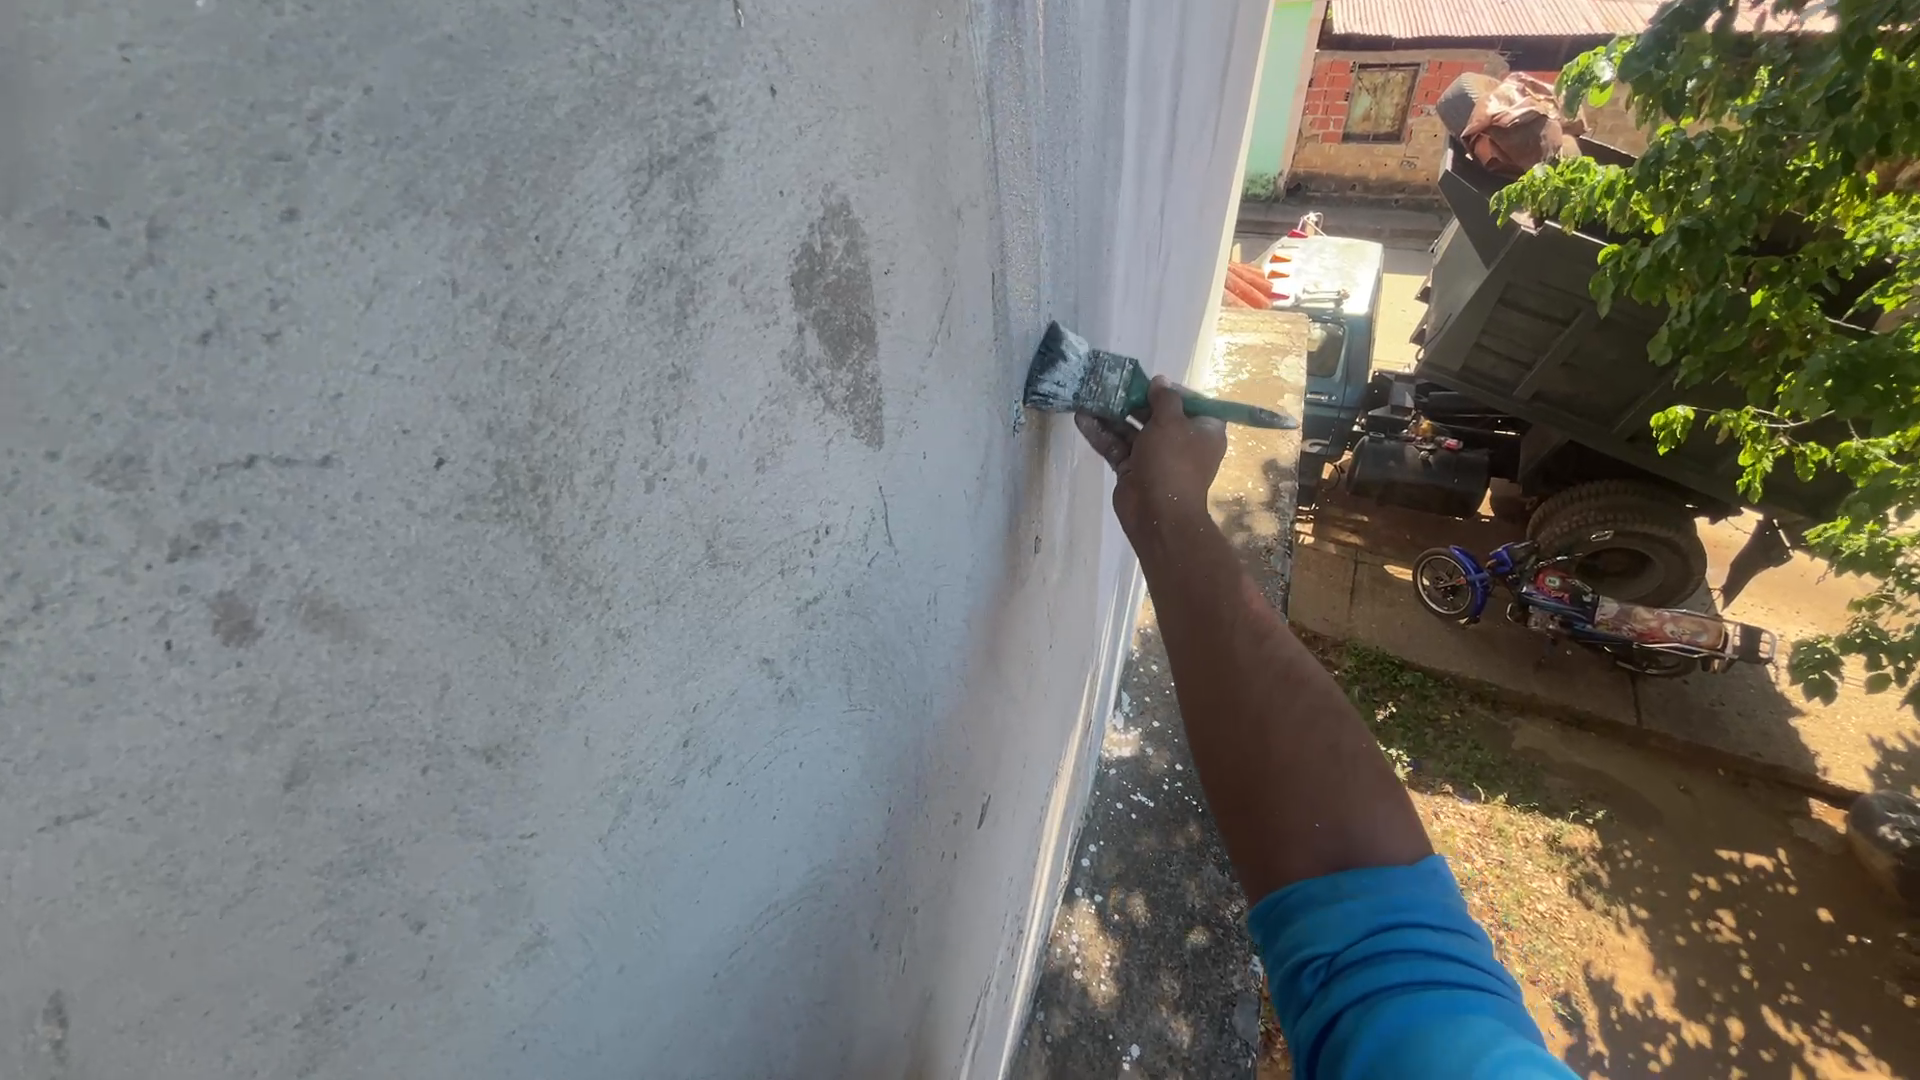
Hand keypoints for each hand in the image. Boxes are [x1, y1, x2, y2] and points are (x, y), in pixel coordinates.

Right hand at [1074, 376, 1226, 538]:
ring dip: (1111, 415)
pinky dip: (1101, 434)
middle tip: (1111, 385)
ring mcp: (1154, 456)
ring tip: (1089, 396)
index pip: (1190, 403)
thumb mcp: (1171, 422)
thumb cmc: (1173, 462)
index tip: (1149, 381)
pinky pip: (1117, 446)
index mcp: (1204, 430)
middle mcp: (1181, 441)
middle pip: (1156, 414)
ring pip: (1132, 430)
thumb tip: (1159, 380)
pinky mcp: (1132, 469)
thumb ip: (1164, 399)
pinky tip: (1082, 418)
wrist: (1158, 514)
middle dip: (1132, 400)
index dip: (1170, 390)